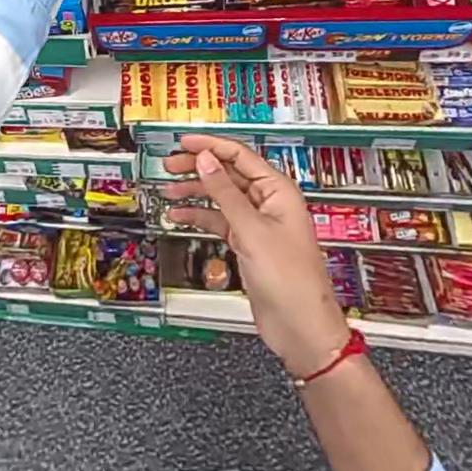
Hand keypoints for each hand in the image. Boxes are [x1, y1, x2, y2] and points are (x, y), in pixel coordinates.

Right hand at [162, 134, 352, 378]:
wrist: (301, 329)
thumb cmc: (293, 282)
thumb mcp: (252, 230)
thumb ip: (225, 192)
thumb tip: (206, 160)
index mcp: (277, 190)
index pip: (239, 154)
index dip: (210, 146)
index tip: (185, 142)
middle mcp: (267, 202)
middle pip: (227, 173)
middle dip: (198, 166)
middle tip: (171, 164)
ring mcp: (257, 222)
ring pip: (220, 196)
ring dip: (195, 191)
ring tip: (170, 189)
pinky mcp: (247, 242)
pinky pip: (219, 220)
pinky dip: (199, 216)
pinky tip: (181, 216)